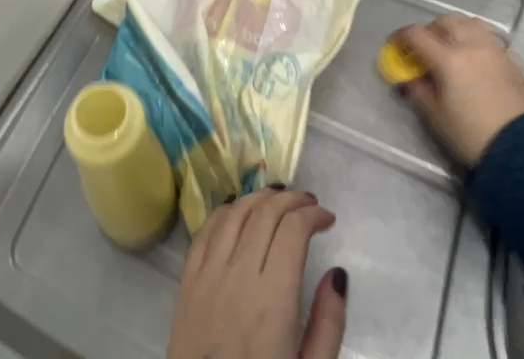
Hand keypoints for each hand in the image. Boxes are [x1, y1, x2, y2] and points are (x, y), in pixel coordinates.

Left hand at [165, 188, 347, 358]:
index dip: (313, 215)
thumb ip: (328, 323)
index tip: (327, 219)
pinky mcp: (186, 283)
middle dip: (291, 200)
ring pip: (234, 214)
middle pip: (265, 213)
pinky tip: (238, 211)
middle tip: (308, 204)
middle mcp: (238, 277)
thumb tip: (337, 275)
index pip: (293, 230)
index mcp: (273, 299)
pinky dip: (224, 212)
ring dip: (258, 198)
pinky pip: (204, 232)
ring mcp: (207, 276)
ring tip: (277, 200)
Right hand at [393, 15, 523, 166]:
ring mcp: (495, 50)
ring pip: (471, 24)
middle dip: (430, 29)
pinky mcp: (512, 60)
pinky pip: (490, 39)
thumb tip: (410, 77)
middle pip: (446, 21)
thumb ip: (418, 90)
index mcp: (448, 59)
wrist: (518, 147)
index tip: (394, 44)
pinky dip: (477, 41)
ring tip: (450, 46)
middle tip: (423, 47)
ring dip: (455, 29)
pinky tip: (475, 59)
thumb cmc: (469, 134)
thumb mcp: (435, 116)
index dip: (401, 36)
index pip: (417, 35)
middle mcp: (472, 46)